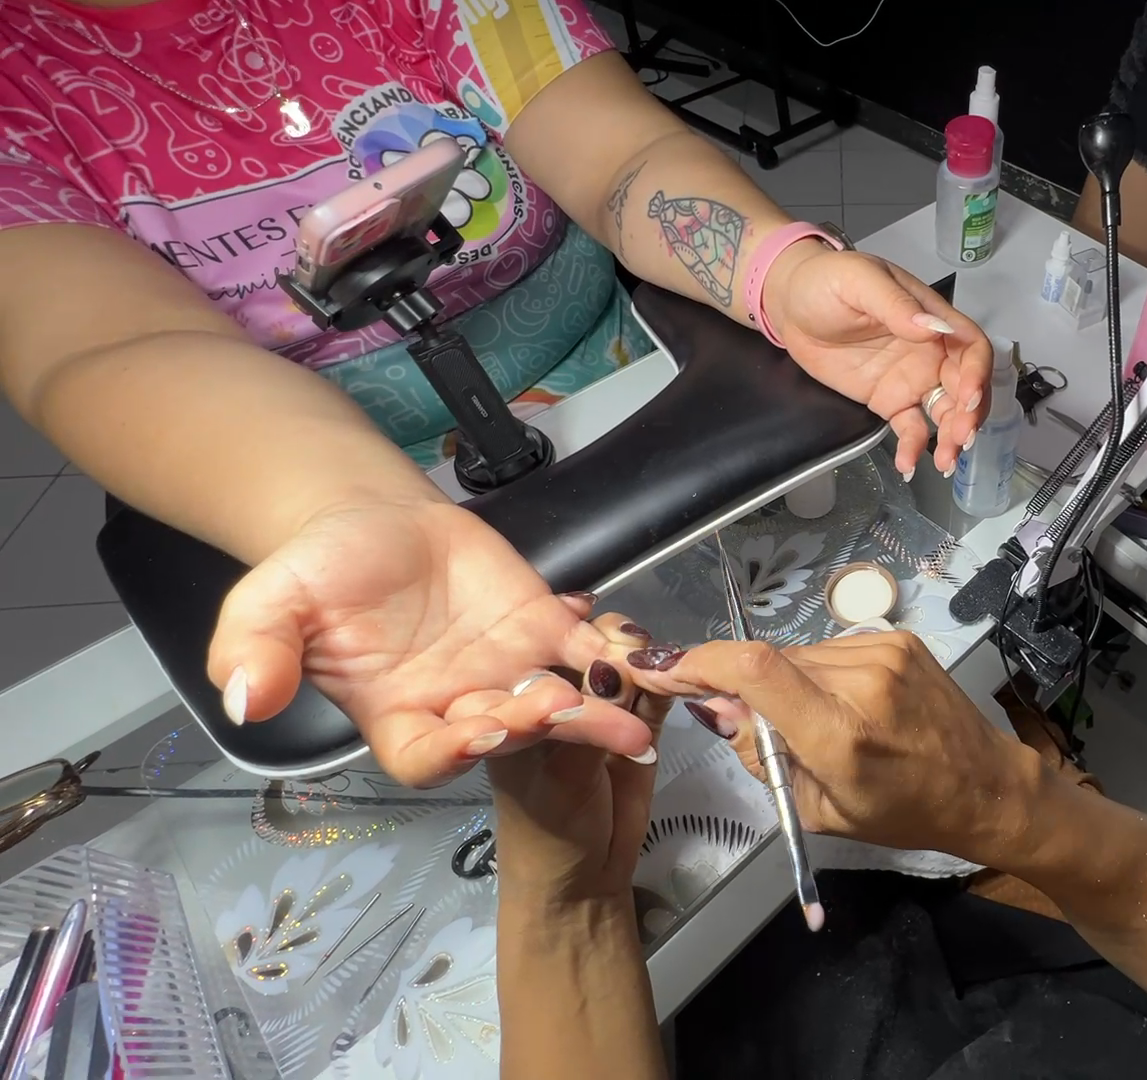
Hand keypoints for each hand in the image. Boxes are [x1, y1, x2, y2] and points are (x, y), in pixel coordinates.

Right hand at [207, 498, 656, 786]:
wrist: (380, 520)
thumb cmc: (322, 567)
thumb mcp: (269, 605)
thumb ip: (256, 651)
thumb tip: (245, 700)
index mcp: (399, 711)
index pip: (429, 756)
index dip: (456, 751)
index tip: (479, 731)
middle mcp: (464, 699)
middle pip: (510, 730)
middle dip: (541, 725)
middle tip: (570, 710)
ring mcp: (513, 666)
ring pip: (561, 696)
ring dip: (596, 705)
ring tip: (630, 714)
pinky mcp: (548, 626)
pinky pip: (589, 649)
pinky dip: (617, 655)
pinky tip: (644, 660)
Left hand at [486, 625, 663, 901]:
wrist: (585, 880)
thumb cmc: (547, 831)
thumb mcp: (559, 774)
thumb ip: (589, 721)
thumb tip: (616, 667)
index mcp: (518, 706)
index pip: (545, 658)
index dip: (569, 640)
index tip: (595, 638)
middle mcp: (559, 700)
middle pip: (588, 652)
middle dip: (612, 643)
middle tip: (633, 645)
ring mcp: (602, 712)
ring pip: (625, 669)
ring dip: (643, 660)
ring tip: (658, 658)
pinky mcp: (641, 723)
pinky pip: (655, 693)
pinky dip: (667, 682)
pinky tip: (676, 673)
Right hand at [630, 632, 1038, 864]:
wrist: (985, 782)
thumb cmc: (904, 812)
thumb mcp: (822, 809)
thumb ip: (763, 755)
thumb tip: (714, 706)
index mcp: (841, 731)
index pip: (755, 670)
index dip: (702, 662)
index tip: (668, 670)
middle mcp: (863, 677)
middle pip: (772, 661)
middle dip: (745, 686)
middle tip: (753, 723)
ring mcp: (885, 650)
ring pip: (801, 654)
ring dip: (788, 681)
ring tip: (814, 720)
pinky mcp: (899, 638)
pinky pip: (833, 649)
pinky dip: (821, 672)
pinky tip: (844, 702)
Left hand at [765, 245, 993, 477]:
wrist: (789, 305)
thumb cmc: (826, 281)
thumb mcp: (860, 280)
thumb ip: (897, 305)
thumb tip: (932, 328)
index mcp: (932, 319)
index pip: (971, 347)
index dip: (976, 373)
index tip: (966, 396)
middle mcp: (930, 352)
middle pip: (965, 387)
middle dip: (970, 415)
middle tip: (960, 439)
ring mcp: (911, 380)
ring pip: (944, 413)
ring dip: (952, 438)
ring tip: (946, 463)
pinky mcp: (889, 402)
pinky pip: (910, 429)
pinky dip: (913, 448)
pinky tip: (909, 466)